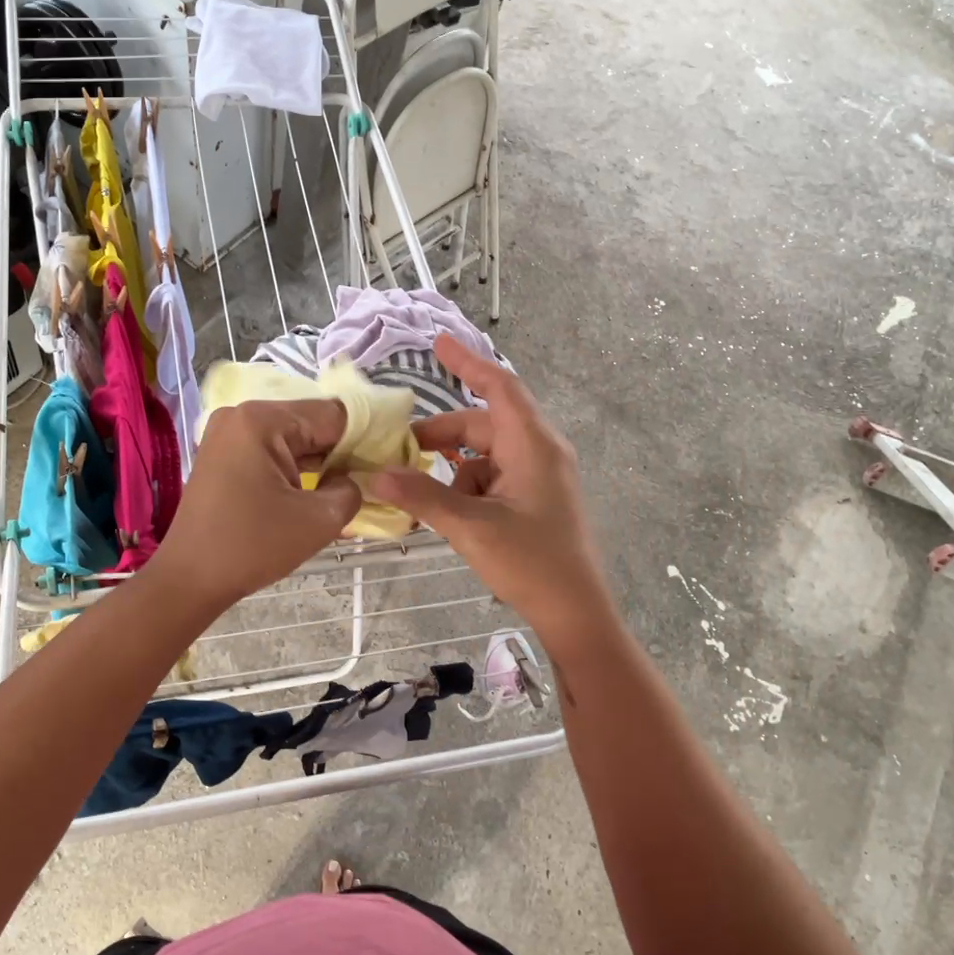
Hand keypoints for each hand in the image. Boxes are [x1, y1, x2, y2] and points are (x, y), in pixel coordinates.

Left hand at [153, 399, 361, 607]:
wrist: (189, 579)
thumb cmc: (253, 546)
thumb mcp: (319, 520)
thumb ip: (350, 489)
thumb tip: (351, 478)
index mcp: (263, 419)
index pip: (333, 415)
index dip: (364, 440)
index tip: (384, 467)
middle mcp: (241, 415)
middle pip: (310, 423)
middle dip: (338, 452)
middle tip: (366, 483)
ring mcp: (227, 434)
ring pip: (290, 439)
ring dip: (316, 463)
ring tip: (343, 490)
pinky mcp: (221, 455)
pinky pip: (269, 452)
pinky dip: (292, 470)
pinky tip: (310, 493)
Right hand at [369, 335, 611, 630]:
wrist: (575, 612)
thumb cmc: (531, 563)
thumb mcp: (471, 528)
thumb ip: (423, 497)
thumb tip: (378, 475)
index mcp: (533, 445)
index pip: (499, 386)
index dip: (467, 362)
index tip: (437, 342)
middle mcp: (540, 451)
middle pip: (484, 425)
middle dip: (442, 436)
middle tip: (401, 450)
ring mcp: (540, 476)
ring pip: (485, 454)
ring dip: (453, 470)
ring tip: (426, 499)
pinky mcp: (536, 499)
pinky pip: (494, 478)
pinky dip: (468, 489)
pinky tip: (452, 517)